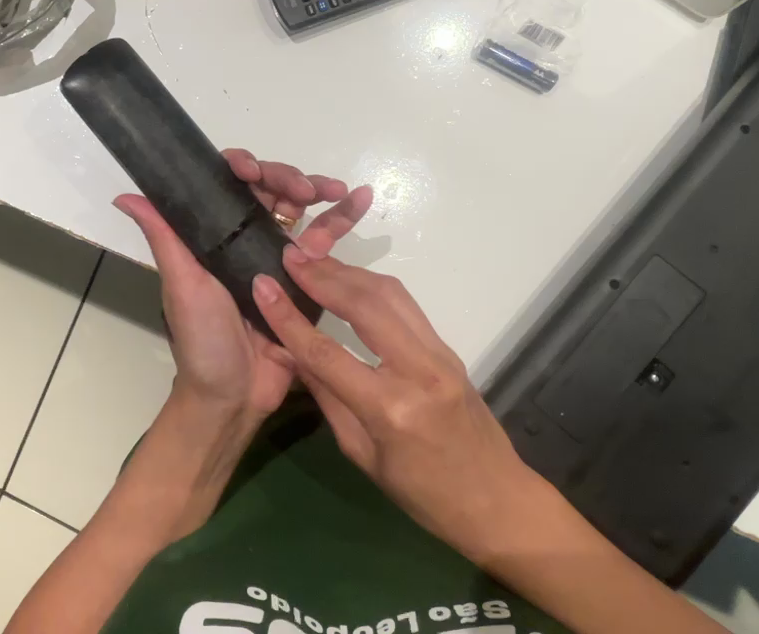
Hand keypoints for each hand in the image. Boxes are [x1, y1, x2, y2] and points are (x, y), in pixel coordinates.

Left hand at [114, 150, 372, 420]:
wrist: (236, 397)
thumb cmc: (202, 340)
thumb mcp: (181, 285)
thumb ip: (164, 239)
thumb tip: (124, 196)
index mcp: (213, 235)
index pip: (228, 186)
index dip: (241, 167)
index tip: (250, 169)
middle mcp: (243, 238)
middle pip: (269, 190)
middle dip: (288, 178)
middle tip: (304, 190)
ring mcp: (276, 257)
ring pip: (299, 209)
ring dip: (320, 193)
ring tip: (340, 191)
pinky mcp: (305, 279)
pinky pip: (324, 242)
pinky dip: (341, 219)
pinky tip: (358, 202)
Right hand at [249, 251, 536, 558]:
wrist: (497, 501)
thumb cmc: (422, 494)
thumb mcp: (361, 454)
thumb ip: (327, 397)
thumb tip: (293, 353)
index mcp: (390, 409)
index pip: (326, 352)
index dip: (287, 317)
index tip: (261, 286)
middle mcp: (418, 372)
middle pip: (363, 305)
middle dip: (322, 276)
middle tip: (289, 257)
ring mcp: (439, 355)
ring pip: (389, 293)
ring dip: (347, 272)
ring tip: (313, 260)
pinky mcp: (448, 348)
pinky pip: (405, 304)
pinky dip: (371, 285)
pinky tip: (348, 280)